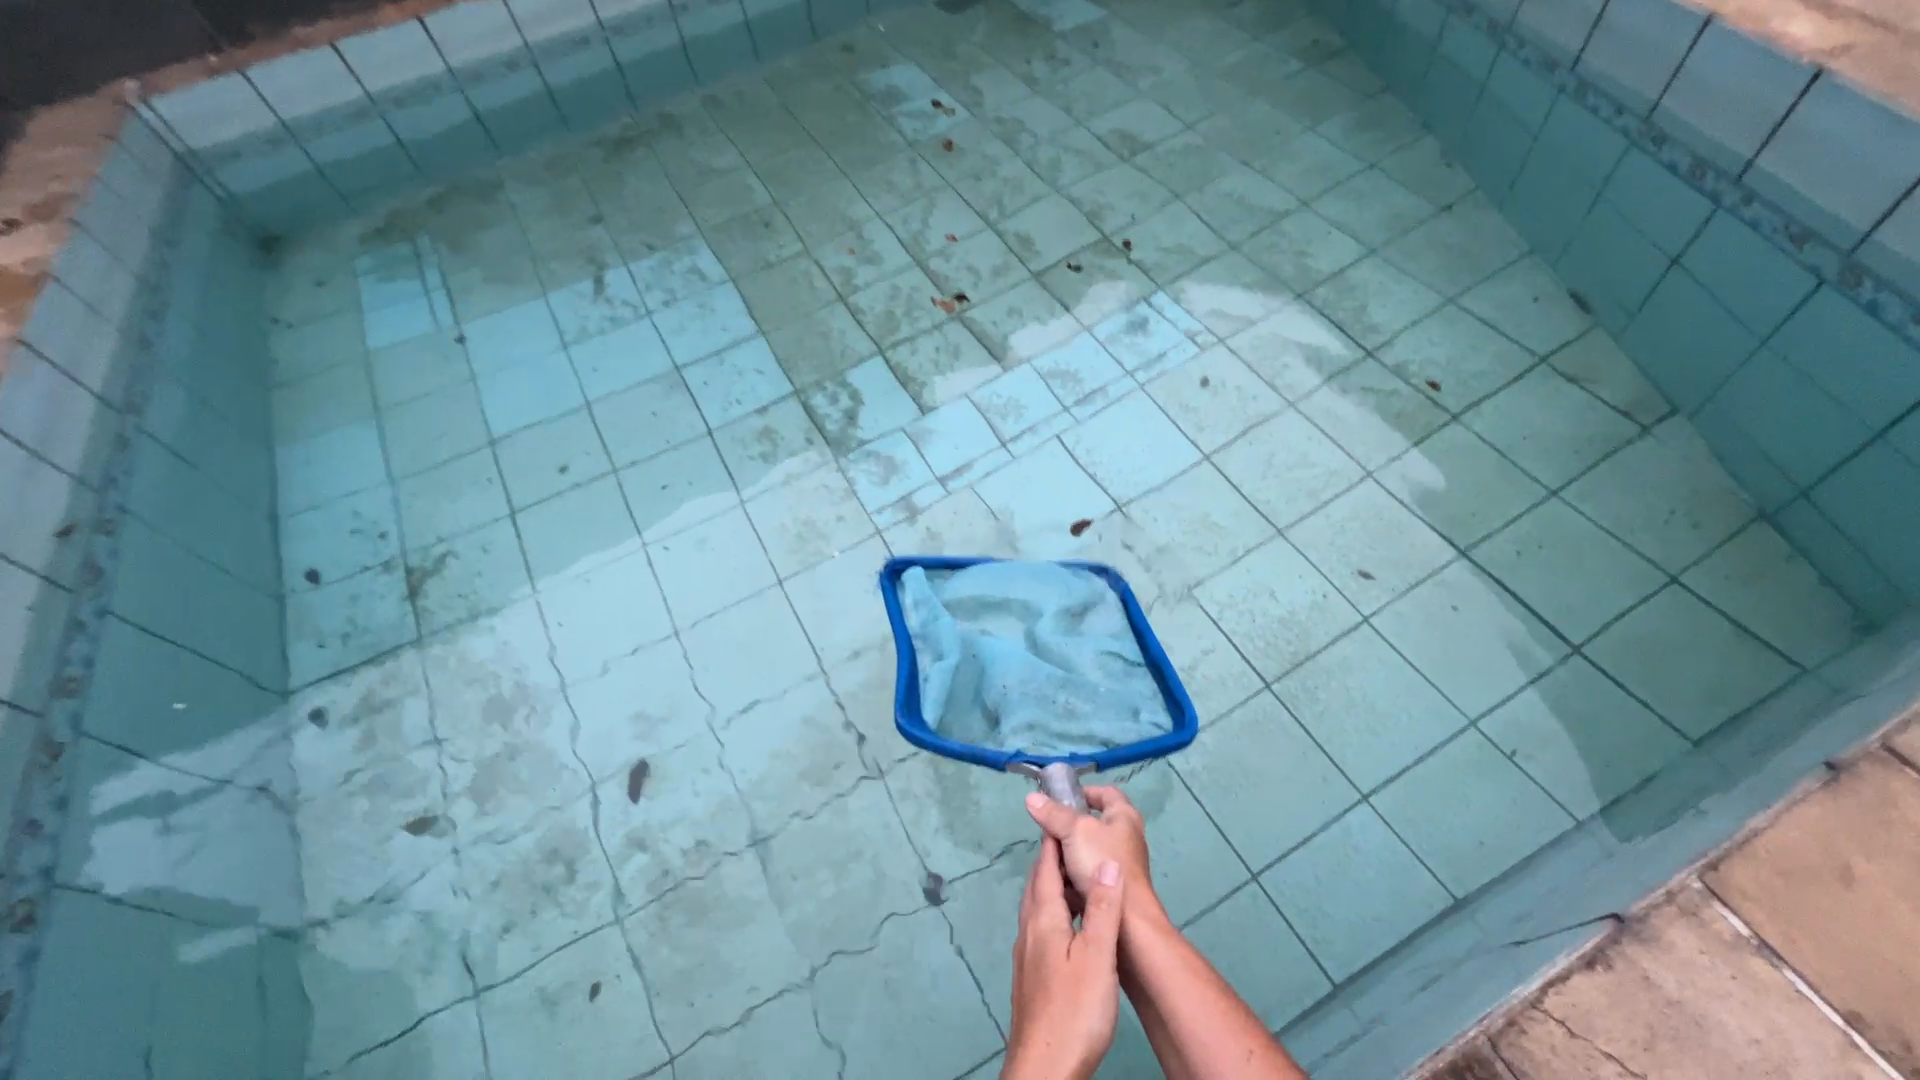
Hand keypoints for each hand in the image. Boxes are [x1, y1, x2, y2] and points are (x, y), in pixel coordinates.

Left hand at [1006, 837, 1123, 1079]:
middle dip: (1053, 861)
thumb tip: (1107, 864)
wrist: (1046, 1067)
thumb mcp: (1098, 956)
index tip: (1064, 817)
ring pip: (1039, 909)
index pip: (1044, 868)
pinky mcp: (1032, 976)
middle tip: (1076, 843)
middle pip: (1038, 885)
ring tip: (1077, 880)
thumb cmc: (1075, 1009)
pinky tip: (1072, 928)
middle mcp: (1029, 931)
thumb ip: (1103, 910)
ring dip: (1055, 888)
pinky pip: (1042, 929)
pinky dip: (1056, 914)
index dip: (1053, 842)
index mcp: (1043, 919)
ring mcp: (1028, 955)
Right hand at [1024, 787, 1157, 918]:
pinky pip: (1089, 870)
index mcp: (1124, 816)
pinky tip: (1060, 879)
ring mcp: (1122, 861)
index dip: (1084, 791)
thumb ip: (1053, 815)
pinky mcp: (1116, 884)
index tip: (1060, 799)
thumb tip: (1031, 798)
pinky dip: (1074, 872)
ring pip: (1088, 849)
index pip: (1105, 792)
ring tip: (1049, 857)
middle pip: (1094, 822)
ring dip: (1069, 852)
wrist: (1126, 918)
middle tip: (1048, 830)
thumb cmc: (1103, 864)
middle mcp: (1126, 835)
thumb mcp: (1074, 832)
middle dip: (1069, 826)